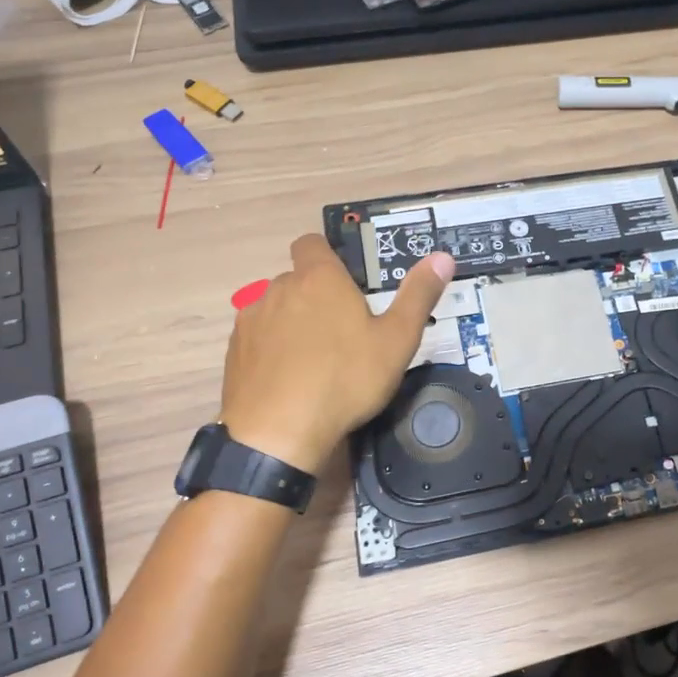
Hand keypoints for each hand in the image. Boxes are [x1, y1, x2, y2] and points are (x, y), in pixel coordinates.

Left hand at [219, 235, 454, 474]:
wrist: (277, 433)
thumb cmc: (345, 380)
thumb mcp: (396, 341)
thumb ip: (418, 296)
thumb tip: (443, 256)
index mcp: (319, 279)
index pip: (313, 243)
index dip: (329, 257)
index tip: (349, 284)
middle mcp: (278, 289)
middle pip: (298, 279)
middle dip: (318, 296)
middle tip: (346, 332)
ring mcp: (251, 320)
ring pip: (277, 309)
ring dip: (294, 323)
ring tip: (317, 361)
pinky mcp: (234, 352)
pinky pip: (258, 339)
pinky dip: (273, 350)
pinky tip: (291, 380)